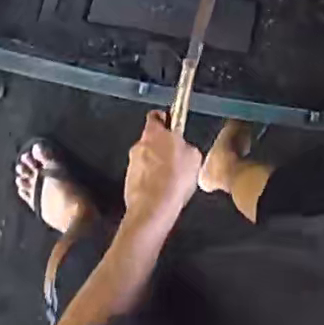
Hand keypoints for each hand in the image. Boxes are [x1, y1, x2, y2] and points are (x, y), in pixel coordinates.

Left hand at [122, 111, 202, 237]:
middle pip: (151, 139)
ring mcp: (132, 163)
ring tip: (172, 179)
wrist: (154, 208)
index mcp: (154, 132)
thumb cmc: (174, 179)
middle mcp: (139, 144)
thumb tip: (186, 149)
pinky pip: (142, 175)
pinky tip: (163, 190)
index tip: (172, 124)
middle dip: (162, 146)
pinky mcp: (129, 181)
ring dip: (157, 165)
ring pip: (147, 158)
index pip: (155, 116)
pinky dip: (151, 180)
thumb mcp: (194, 157)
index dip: (165, 119)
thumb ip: (188, 147)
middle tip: (177, 157)